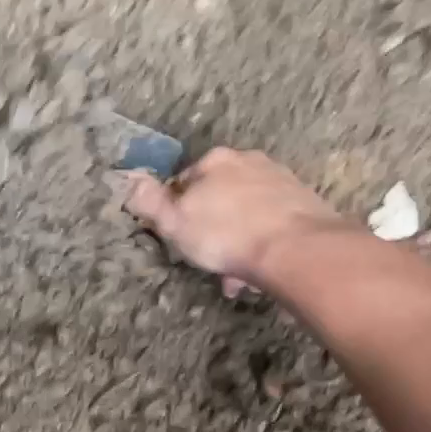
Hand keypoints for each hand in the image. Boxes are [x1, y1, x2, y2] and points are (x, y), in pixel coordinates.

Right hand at [124, 147, 349, 294]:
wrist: (293, 247)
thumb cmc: (224, 235)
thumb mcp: (172, 222)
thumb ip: (148, 201)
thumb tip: (129, 180)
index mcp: (214, 161)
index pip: (183, 183)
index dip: (176, 213)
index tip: (178, 239)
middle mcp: (248, 159)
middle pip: (216, 197)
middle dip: (209, 227)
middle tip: (206, 258)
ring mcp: (278, 177)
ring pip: (242, 212)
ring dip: (233, 239)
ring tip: (232, 272)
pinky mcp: (301, 198)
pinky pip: (267, 221)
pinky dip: (257, 241)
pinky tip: (253, 269)